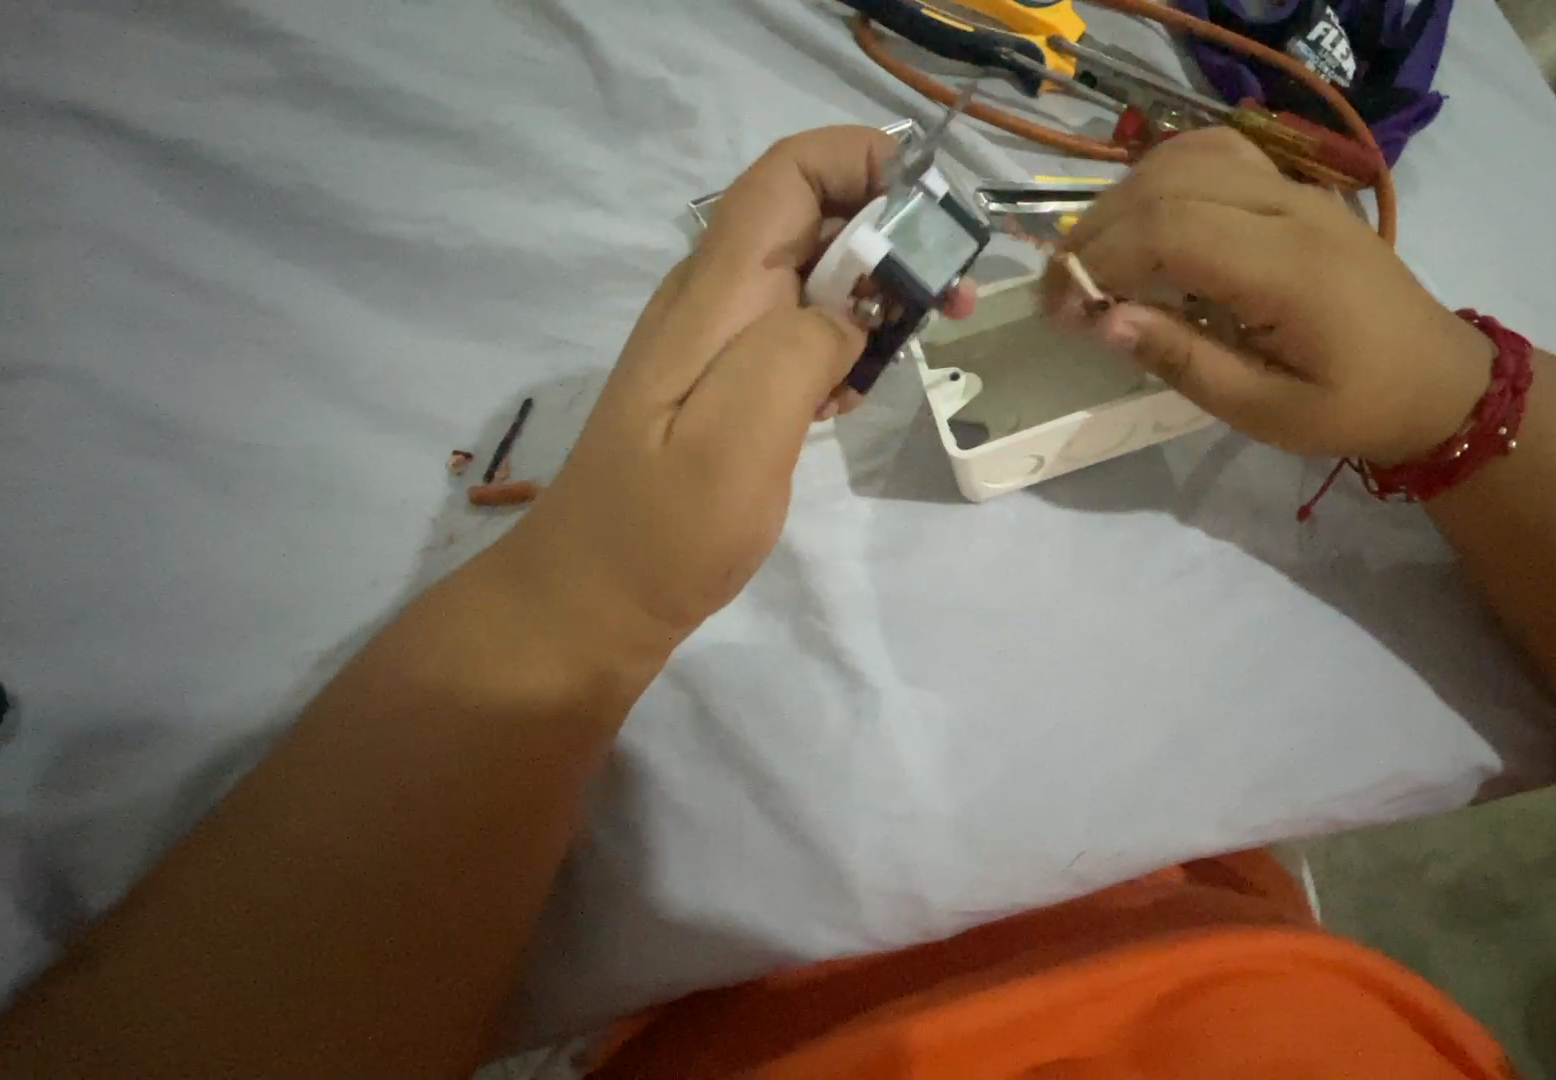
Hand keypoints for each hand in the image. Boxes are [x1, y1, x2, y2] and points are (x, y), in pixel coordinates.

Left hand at [491, 126, 970, 660]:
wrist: (598, 597)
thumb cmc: (665, 529)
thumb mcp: (738, 441)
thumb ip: (799, 353)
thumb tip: (852, 314)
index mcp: (715, 295)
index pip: (789, 175)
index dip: (865, 163)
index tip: (938, 215)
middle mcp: (716, 301)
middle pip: (813, 221)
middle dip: (894, 239)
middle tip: (956, 300)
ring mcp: (722, 346)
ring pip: (815, 282)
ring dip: (877, 300)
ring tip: (916, 351)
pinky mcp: (732, 387)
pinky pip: (802, 338)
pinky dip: (844, 352)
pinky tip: (850, 401)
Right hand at [1046, 128, 1491, 463]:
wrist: (1436, 379)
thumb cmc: (1349, 408)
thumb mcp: (1260, 409)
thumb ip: (1180, 359)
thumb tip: (1101, 321)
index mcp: (1286, 269)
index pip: (1169, 231)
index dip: (1099, 262)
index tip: (1060, 313)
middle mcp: (1290, 209)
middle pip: (1166, 185)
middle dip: (1095, 235)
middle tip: (1059, 293)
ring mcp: (1295, 191)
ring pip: (1186, 157)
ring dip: (1122, 202)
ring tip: (1092, 260)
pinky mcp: (1293, 192)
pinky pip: (1215, 156)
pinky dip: (1161, 179)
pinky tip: (1141, 222)